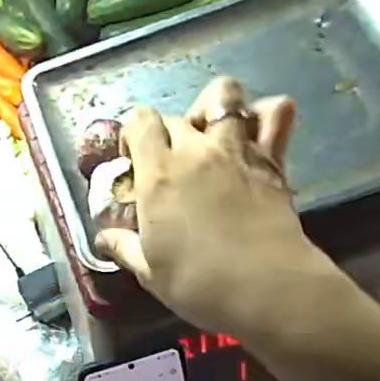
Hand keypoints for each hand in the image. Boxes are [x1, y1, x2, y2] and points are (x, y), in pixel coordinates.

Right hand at [96, 78, 348, 347]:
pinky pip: (276, 111)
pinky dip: (266, 114)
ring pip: (224, 94)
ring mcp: (237, 149)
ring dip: (213, 108)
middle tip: (167, 168)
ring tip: (210, 137)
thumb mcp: (149, 272)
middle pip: (175, 116)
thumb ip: (124, 247)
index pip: (139, 122)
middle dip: (166, 135)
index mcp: (158, 175)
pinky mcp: (272, 157)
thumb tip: (103, 238)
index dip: (132, 135)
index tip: (133, 164)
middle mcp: (195, 151)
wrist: (264, 287)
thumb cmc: (197, 284)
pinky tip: (254, 135)